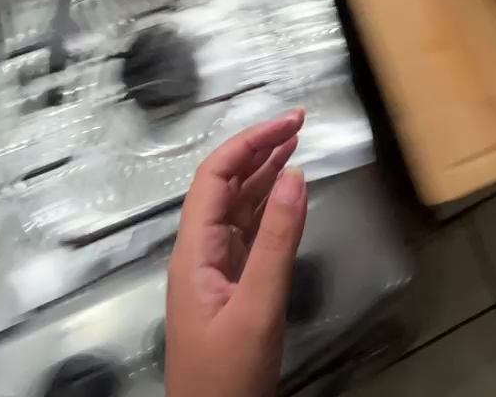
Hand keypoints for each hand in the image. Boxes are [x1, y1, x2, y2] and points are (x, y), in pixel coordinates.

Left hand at [166, 110, 308, 396]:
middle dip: (260, 148)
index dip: (249, 143)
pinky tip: (292, 190)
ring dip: (267, 170)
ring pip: (240, 204)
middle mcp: (202, 250)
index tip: (288, 123)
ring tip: (298, 143)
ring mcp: (218, 267)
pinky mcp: (235, 283)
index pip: (215, 177)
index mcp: (195, 250)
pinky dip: (273, 203)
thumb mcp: (258, 307)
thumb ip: (278, 240)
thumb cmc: (229, 374)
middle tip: (300, 123)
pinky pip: (252, 229)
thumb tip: (296, 175)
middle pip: (226, 184)